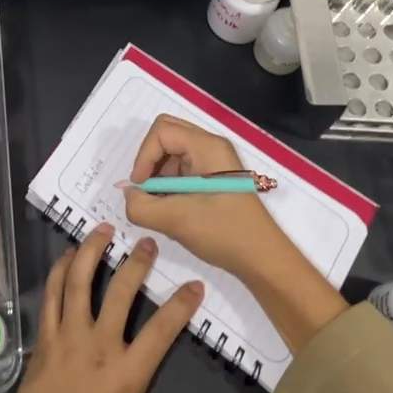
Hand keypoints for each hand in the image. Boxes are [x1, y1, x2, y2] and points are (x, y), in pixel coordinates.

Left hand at [14, 223, 202, 392]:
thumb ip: (141, 379)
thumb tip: (151, 357)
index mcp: (126, 373)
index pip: (161, 332)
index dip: (180, 307)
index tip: (195, 285)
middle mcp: (97, 347)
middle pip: (120, 294)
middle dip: (136, 265)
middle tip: (147, 242)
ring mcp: (67, 337)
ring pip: (78, 282)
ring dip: (92, 251)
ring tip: (103, 229)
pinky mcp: (44, 335)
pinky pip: (51, 294)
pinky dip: (60, 269)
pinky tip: (69, 254)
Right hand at [124, 114, 290, 280]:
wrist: (264, 260)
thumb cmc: (224, 232)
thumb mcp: (175, 220)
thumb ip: (140, 206)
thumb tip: (128, 195)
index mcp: (207, 146)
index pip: (161, 132)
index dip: (144, 156)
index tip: (141, 187)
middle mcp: (211, 146)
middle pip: (167, 135)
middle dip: (151, 161)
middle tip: (147, 189)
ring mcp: (215, 161)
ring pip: (174, 152)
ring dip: (160, 175)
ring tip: (162, 205)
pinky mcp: (216, 177)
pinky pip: (184, 167)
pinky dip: (171, 184)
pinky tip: (175, 208)